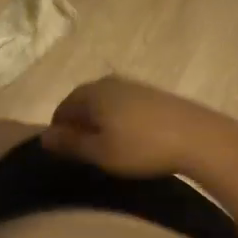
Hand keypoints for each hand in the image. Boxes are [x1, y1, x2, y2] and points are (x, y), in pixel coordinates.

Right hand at [40, 76, 237, 178]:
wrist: (194, 135)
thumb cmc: (141, 146)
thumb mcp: (101, 152)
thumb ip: (70, 143)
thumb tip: (43, 136)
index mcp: (90, 92)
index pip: (62, 109)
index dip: (59, 132)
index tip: (65, 155)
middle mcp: (106, 82)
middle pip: (80, 102)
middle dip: (77, 125)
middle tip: (83, 153)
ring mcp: (128, 84)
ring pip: (101, 102)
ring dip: (96, 122)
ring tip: (104, 147)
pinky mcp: (147, 92)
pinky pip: (118, 103)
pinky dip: (114, 118)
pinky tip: (126, 137)